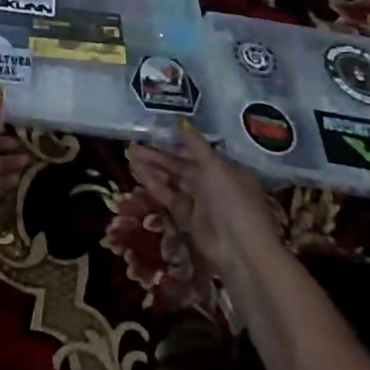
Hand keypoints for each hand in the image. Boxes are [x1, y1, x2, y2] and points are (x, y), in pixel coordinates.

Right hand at [127, 122, 277, 276]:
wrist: (237, 247)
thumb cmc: (232, 199)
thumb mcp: (215, 166)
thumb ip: (195, 145)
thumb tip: (180, 123)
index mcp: (226, 170)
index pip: (199, 152)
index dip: (179, 143)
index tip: (158, 132)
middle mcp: (212, 184)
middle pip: (183, 165)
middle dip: (161, 155)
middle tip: (137, 144)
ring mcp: (198, 201)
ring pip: (172, 179)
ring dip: (153, 167)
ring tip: (132, 154)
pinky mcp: (185, 216)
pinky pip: (167, 195)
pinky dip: (153, 183)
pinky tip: (137, 171)